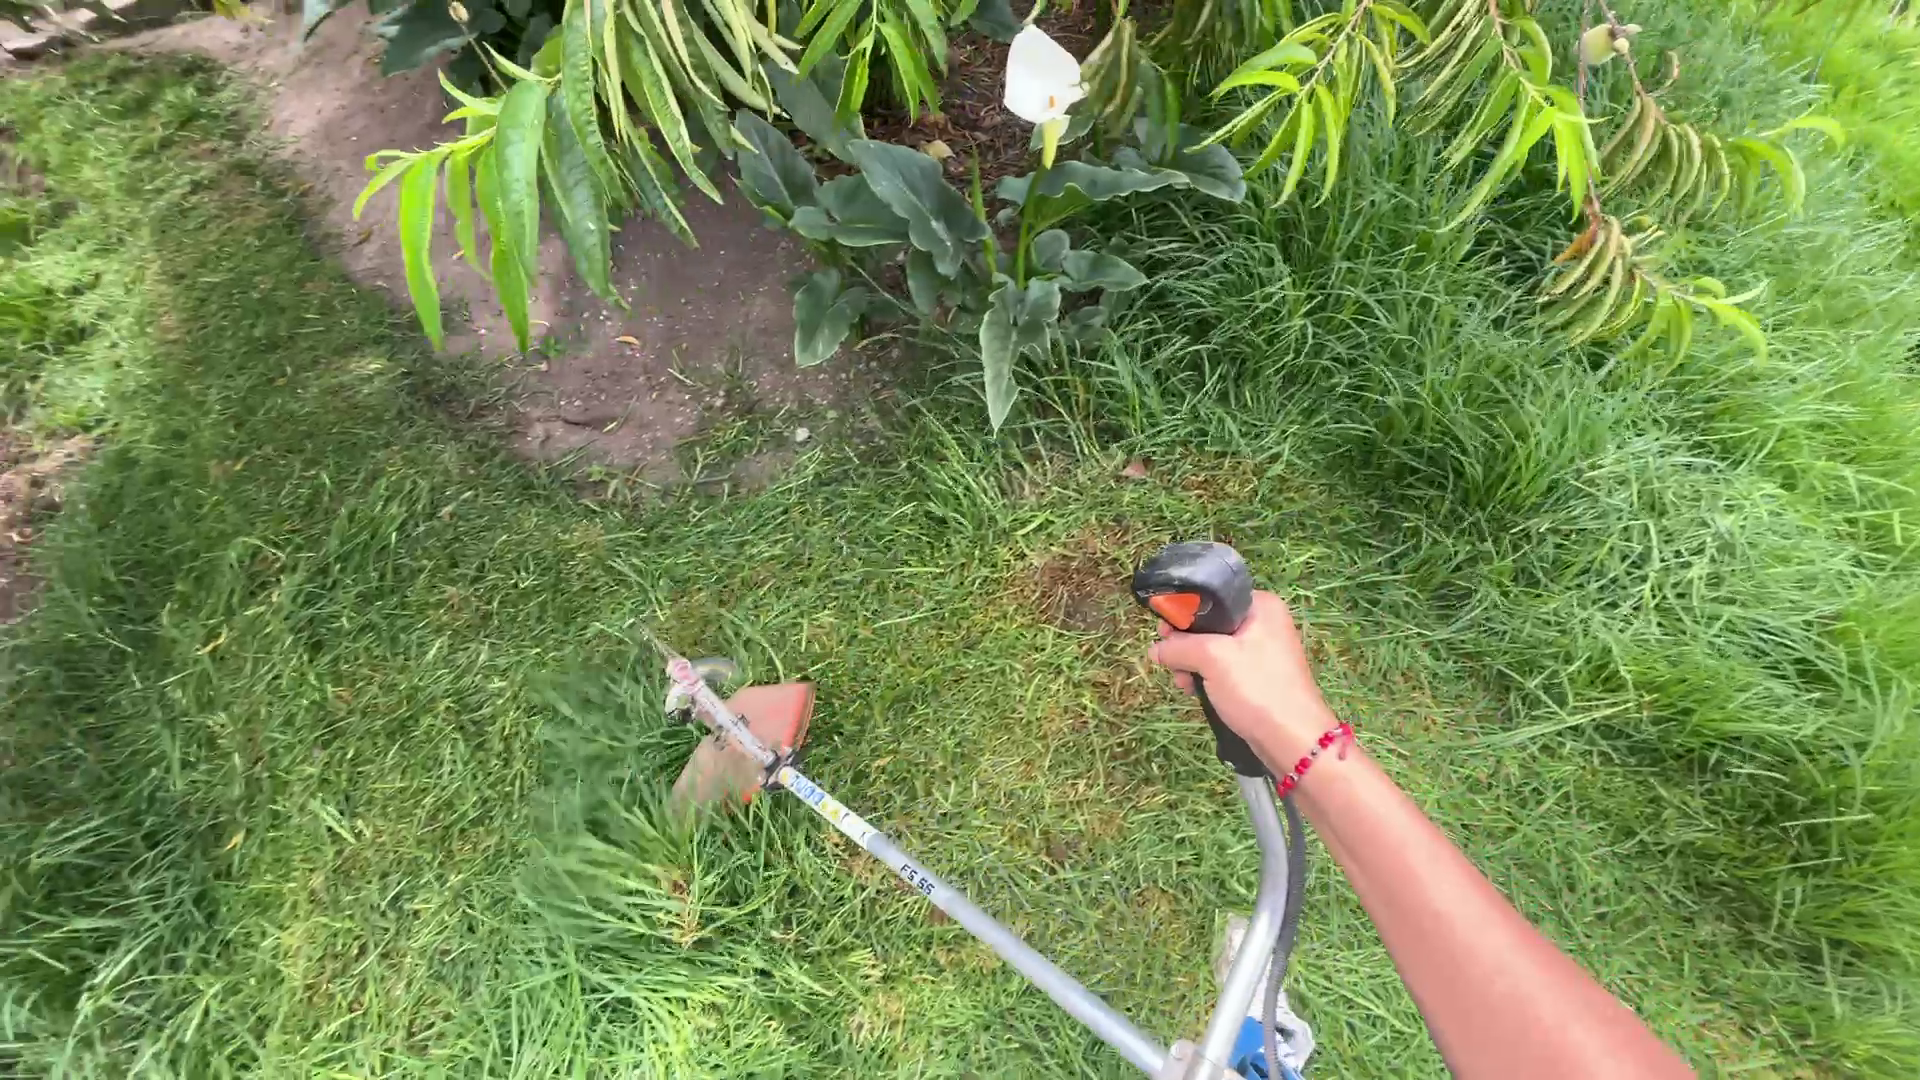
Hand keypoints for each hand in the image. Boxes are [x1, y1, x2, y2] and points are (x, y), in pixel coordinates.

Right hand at [1147, 591, 1339, 767]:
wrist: (1291, 740)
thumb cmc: (1255, 687)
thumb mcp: (1210, 658)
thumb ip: (1177, 647)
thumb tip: (1155, 650)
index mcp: (1260, 606)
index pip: (1211, 597)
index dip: (1183, 612)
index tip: (1164, 631)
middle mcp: (1263, 623)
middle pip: (1208, 624)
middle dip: (1184, 644)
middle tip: (1172, 661)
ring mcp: (1260, 651)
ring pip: (1211, 648)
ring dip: (1191, 664)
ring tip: (1183, 682)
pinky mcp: (1256, 676)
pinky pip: (1221, 667)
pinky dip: (1204, 677)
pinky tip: (1194, 690)